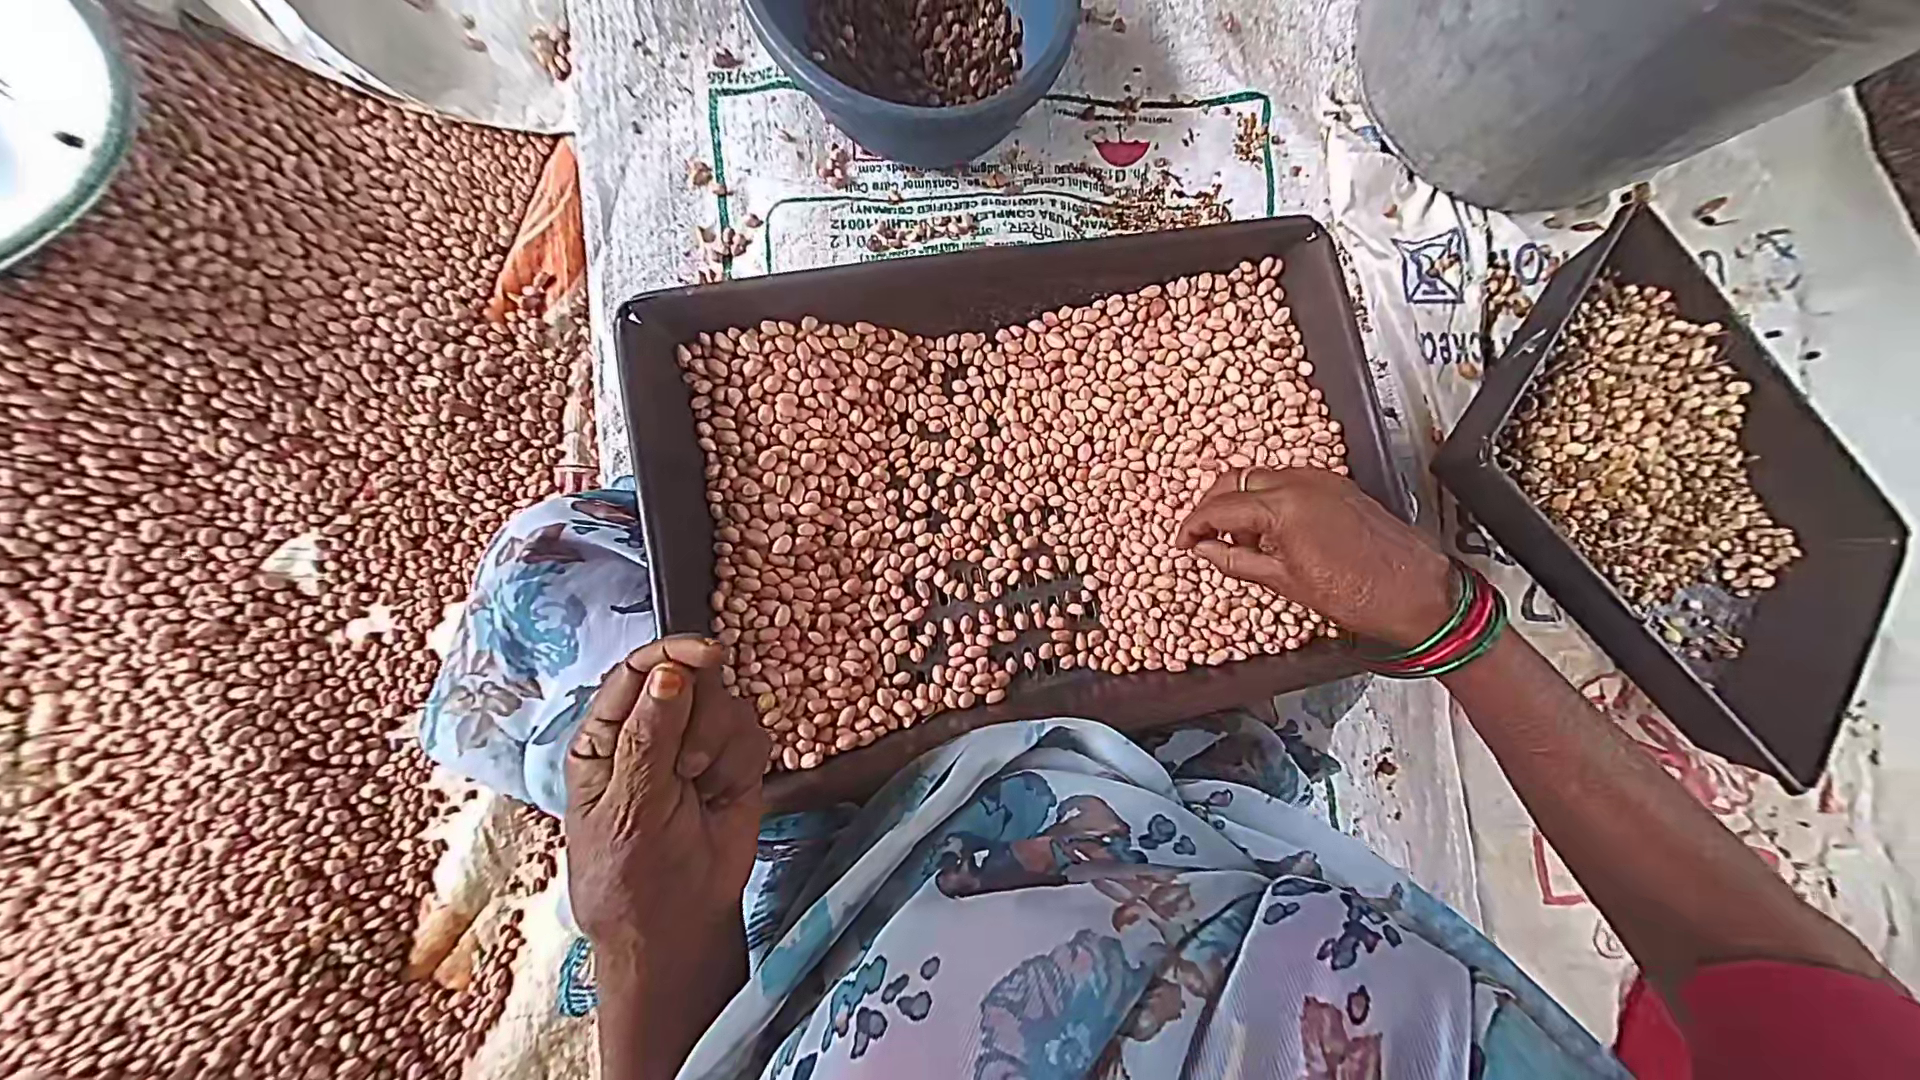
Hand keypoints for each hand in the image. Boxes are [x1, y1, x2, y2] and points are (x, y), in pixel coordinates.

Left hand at [564, 635, 767, 955]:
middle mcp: (654, 727)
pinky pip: (753, 732)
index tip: (709, 654)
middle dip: (701, 718)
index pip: (639, 670)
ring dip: (719, 748)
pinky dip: (741, 764)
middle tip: (688, 766)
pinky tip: (721, 794)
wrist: (682, 921)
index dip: (674, 652)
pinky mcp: (735, 757)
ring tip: (699, 790)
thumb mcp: (628, 809)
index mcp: (609, 734)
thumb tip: (670, 673)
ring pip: (728, 704)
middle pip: (693, 677)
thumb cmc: (631, 875)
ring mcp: (698, 741)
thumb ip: (648, 738)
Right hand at [1173, 467, 1455, 646]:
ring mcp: (1320, 479)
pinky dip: (1264, 499)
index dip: (1193, 526)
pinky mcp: (1335, 485)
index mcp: (1282, 507)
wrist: (1419, 593)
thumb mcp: (1282, 582)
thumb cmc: (1360, 594)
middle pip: (1232, 481)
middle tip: (1201, 536)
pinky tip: (1264, 529)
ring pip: (1257, 477)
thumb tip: (1205, 551)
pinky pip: (1284, 481)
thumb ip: (1233, 561)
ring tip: (1234, 540)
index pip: (1218, 508)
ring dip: (1236, 502)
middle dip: (1210, 508)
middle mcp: (1300, 482)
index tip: (1183, 542)